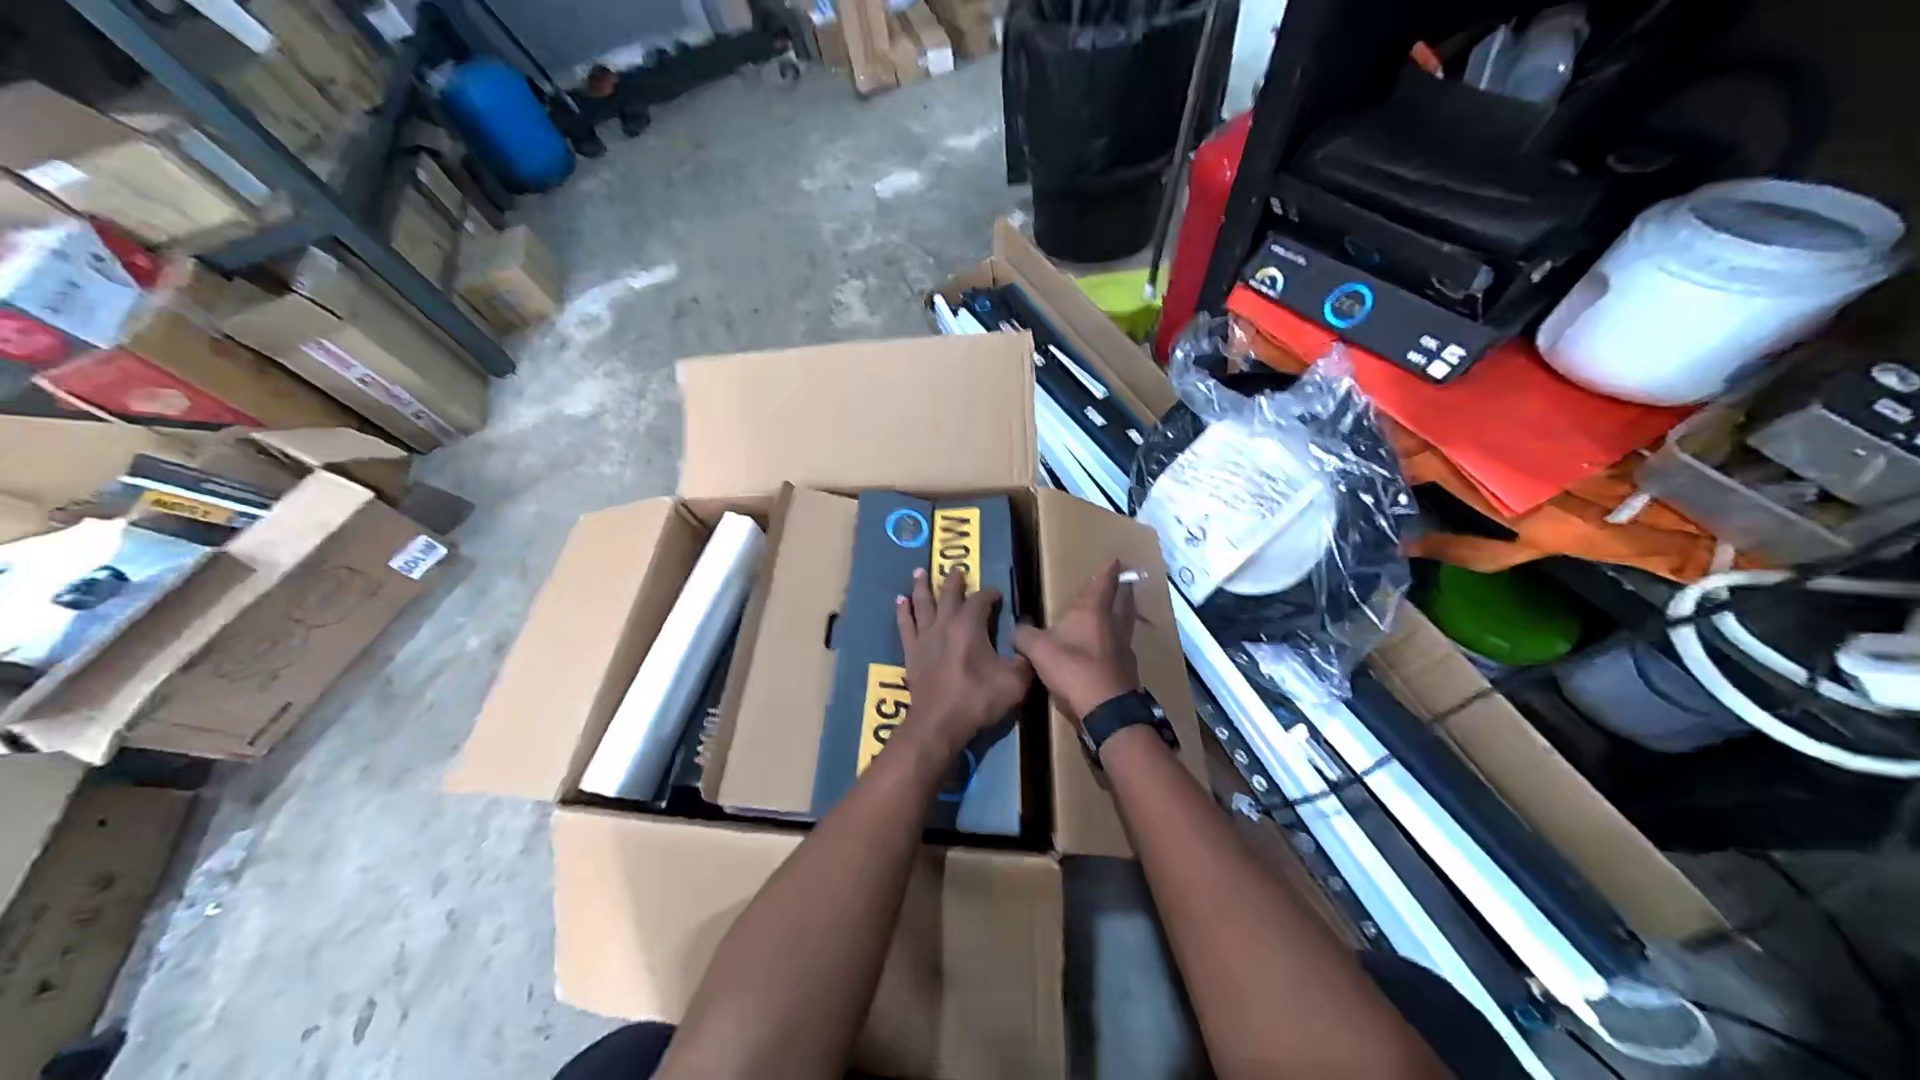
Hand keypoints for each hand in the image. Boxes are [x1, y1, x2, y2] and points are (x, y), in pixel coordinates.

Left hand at [896, 567, 1032, 757]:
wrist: (939, 722)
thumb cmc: (978, 699)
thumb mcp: (1015, 682)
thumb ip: (1024, 660)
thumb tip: (1028, 647)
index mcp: (970, 625)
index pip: (981, 599)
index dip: (990, 594)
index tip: (997, 595)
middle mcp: (945, 623)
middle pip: (949, 594)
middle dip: (954, 580)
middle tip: (956, 570)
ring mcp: (925, 636)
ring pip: (922, 603)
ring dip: (922, 586)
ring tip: (919, 571)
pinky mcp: (911, 651)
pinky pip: (905, 624)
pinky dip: (903, 610)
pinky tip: (900, 600)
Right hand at [1013, 560, 1140, 720]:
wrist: (1106, 709)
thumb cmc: (1073, 669)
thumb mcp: (1038, 651)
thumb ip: (1024, 636)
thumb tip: (1017, 629)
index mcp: (1093, 613)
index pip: (1102, 585)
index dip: (1108, 571)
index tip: (1116, 559)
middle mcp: (1113, 626)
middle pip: (1123, 602)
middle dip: (1123, 591)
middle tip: (1125, 583)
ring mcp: (1124, 649)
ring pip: (1125, 625)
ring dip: (1123, 617)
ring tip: (1117, 614)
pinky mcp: (1128, 670)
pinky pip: (1123, 649)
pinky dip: (1117, 644)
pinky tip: (1109, 651)